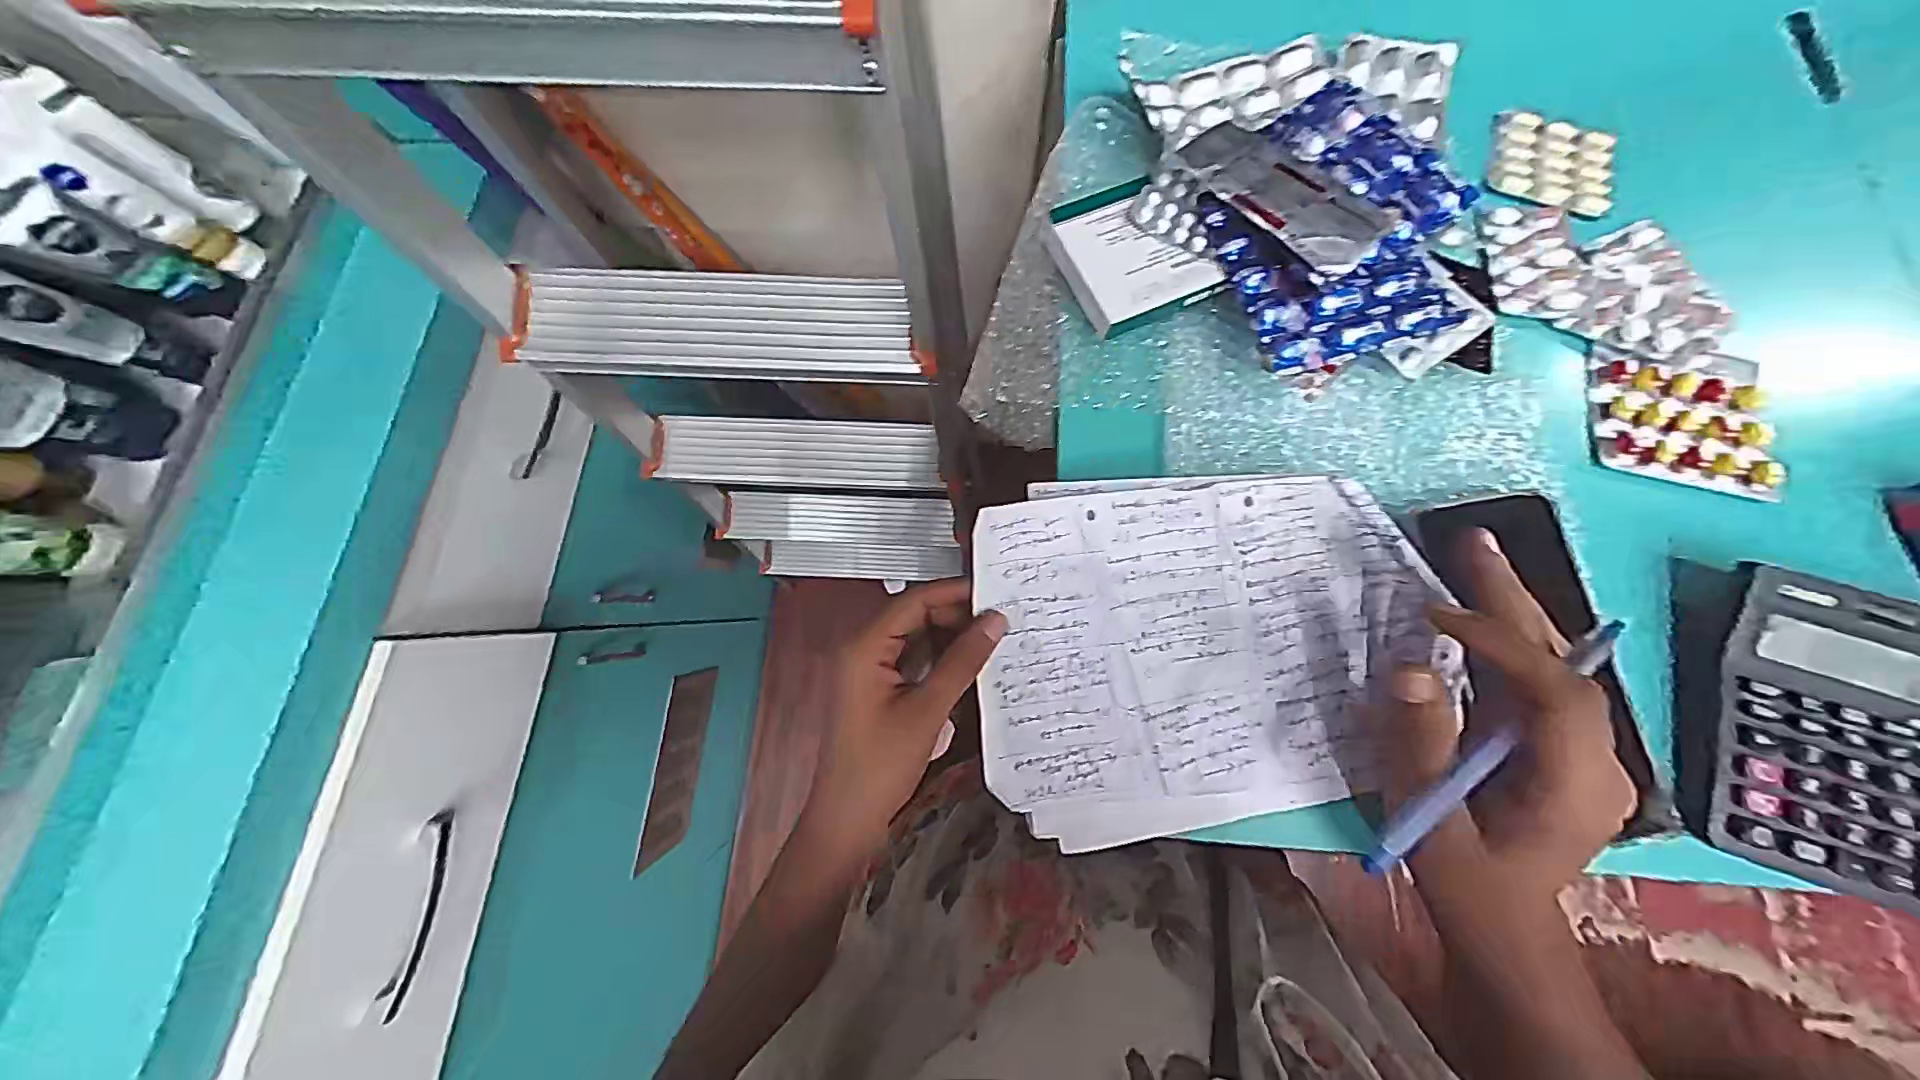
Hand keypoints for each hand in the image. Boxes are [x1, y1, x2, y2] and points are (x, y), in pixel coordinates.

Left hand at [799, 579, 1005, 857]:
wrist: (849, 816)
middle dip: (953, 615)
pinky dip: (938, 657)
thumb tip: (994, 622)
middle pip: (912, 615)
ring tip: (989, 639)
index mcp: (863, 647)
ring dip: (948, 636)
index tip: (991, 594)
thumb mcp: (928, 709)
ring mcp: (867, 669)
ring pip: (914, 636)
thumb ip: (962, 661)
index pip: (912, 601)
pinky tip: (967, 663)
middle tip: (996, 622)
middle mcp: (861, 649)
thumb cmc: (881, 764)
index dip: (952, 594)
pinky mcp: (877, 687)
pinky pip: (911, 658)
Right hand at [1382, 529, 1635, 900]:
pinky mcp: (1543, 740)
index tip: (1434, 616)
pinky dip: (1495, 637)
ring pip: (1546, 661)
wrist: (1500, 922)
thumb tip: (1408, 670)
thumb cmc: (1465, 879)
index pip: (1557, 691)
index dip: (1502, 644)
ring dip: (1507, 607)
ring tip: (1472, 556)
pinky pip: (1523, 677)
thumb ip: (1421, 746)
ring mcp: (1569, 744)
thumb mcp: (1430, 818)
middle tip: (1473, 543)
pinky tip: (1470, 607)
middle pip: (1562, 661)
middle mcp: (1590, 754)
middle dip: (1515, 599)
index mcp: (1578, 781)